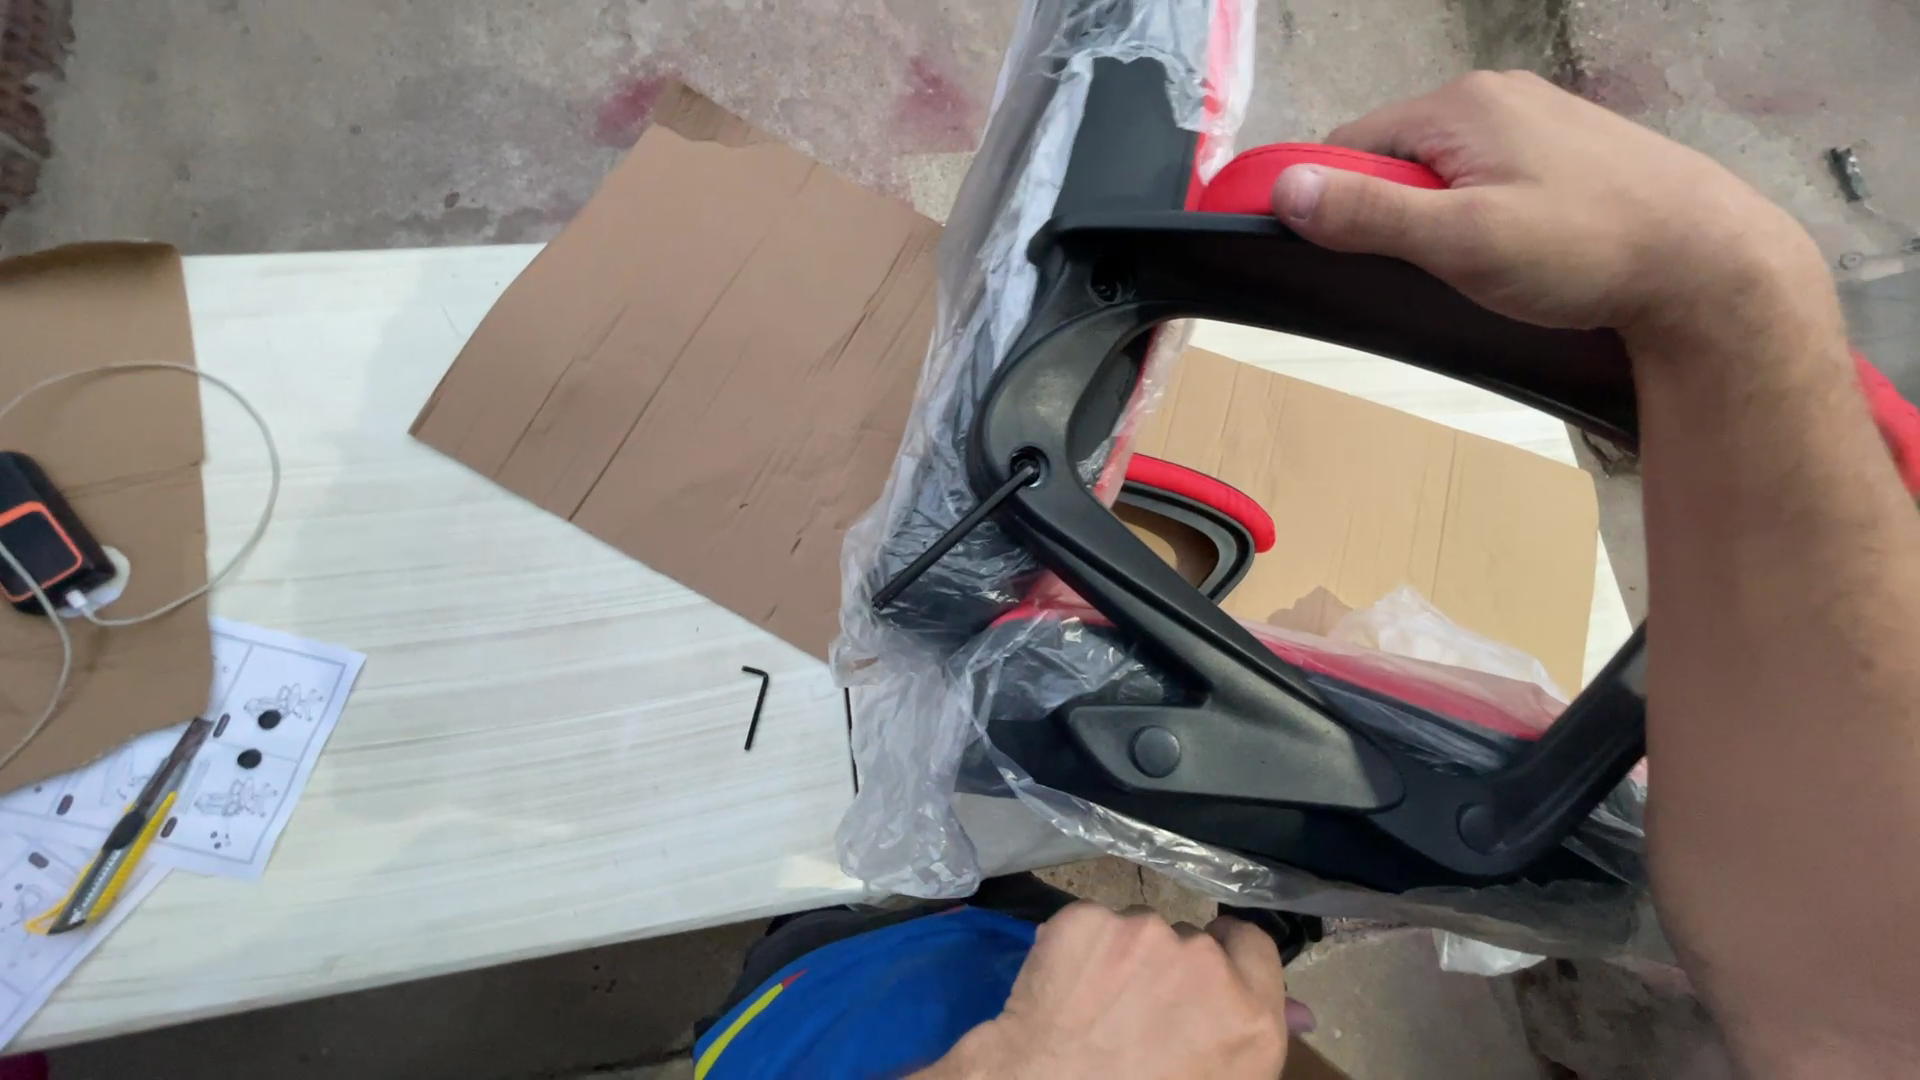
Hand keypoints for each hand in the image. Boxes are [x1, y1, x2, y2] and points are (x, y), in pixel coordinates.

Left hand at [917, 903, 1311, 1079]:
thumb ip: (1260, 1036)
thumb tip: (1300, 1011)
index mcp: (1249, 1013)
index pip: (1254, 944)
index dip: (1232, 955)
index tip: (1211, 973)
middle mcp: (1201, 960)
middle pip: (1192, 940)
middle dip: (1173, 965)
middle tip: (1146, 1008)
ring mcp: (1140, 931)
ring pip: (1139, 928)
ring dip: (1127, 954)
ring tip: (1101, 1003)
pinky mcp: (1086, 918)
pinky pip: (1093, 924)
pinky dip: (1084, 947)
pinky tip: (1070, 986)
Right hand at [1269, 71, 1832, 357]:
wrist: (1705, 262)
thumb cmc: (1579, 247)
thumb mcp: (1458, 238)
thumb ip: (1368, 212)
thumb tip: (1283, 188)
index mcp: (1459, 106)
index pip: (1347, 144)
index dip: (1327, 198)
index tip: (1339, 250)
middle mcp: (1490, 97)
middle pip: (1388, 153)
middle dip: (1378, 209)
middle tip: (1411, 262)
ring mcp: (1527, 119)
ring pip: (1430, 168)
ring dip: (1419, 214)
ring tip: (1455, 259)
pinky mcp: (1552, 148)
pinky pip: (1471, 173)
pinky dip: (1459, 210)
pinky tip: (1492, 245)